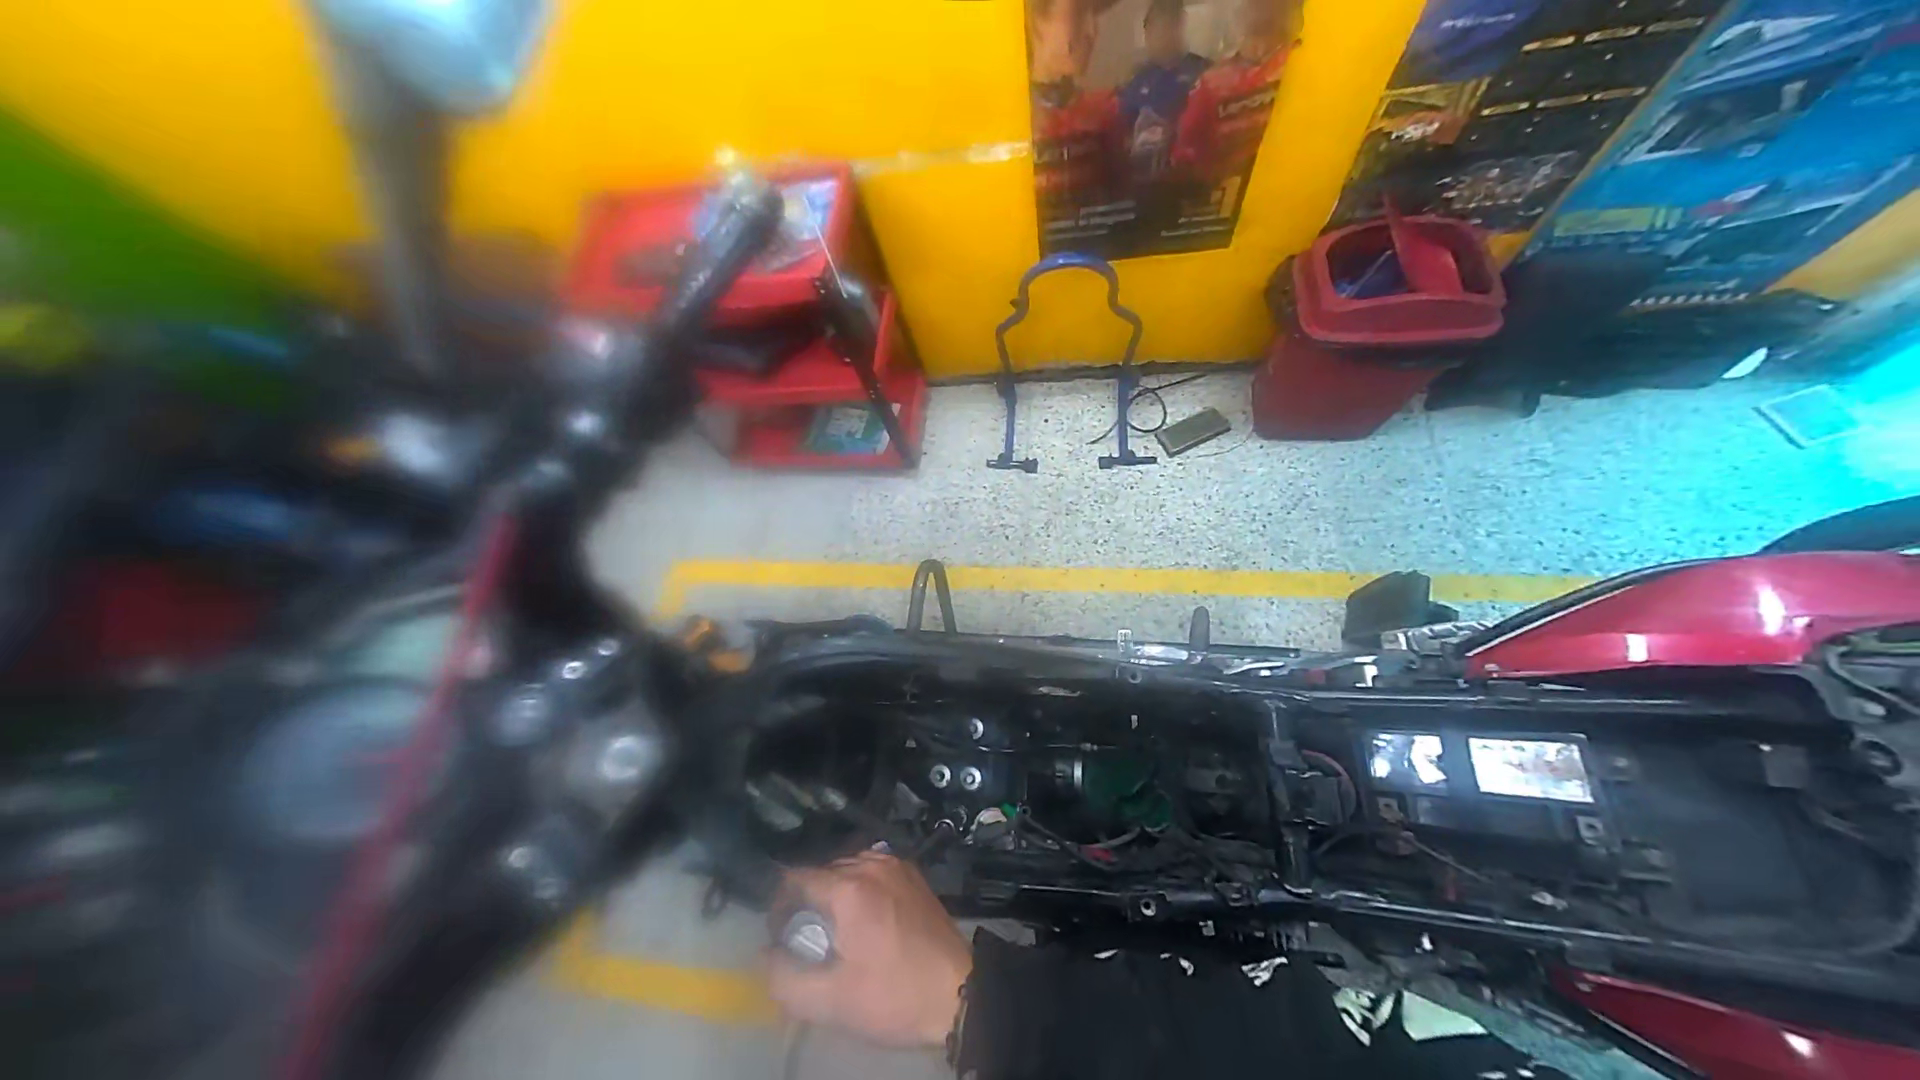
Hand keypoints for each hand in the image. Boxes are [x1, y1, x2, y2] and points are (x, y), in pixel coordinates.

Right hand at [766, 851, 971, 1047]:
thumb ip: (785, 978)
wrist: (959, 993)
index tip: (780, 936)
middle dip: (806, 901)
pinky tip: (865, 919)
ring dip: (834, 893)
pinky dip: (860, 887)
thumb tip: (766, 954)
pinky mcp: (915, 876)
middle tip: (806, 940)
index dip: (779, 906)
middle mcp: (873, 864)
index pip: (796, 878)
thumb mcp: (831, 1001)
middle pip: (823, 871)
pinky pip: (874, 870)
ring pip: (849, 867)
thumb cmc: (893, 995)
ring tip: (834, 931)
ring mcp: (897, 866)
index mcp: (850, 888)